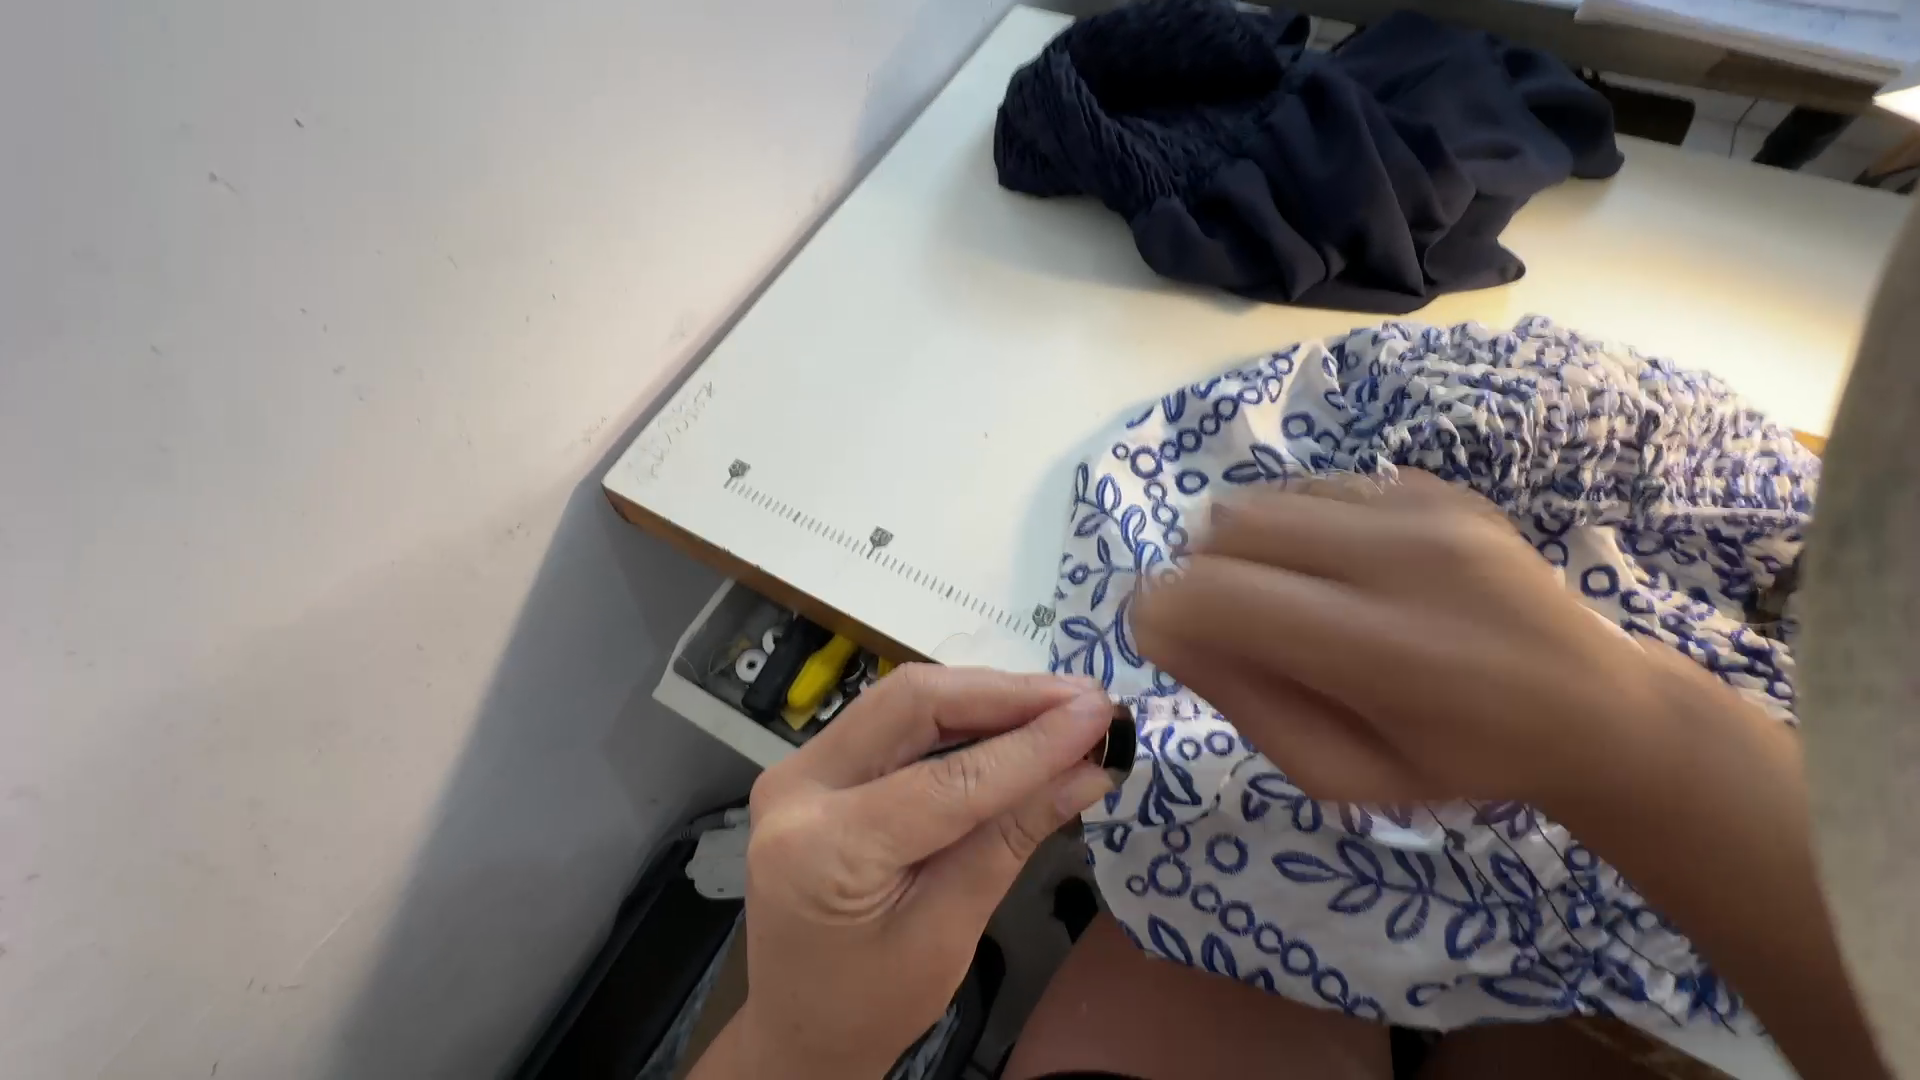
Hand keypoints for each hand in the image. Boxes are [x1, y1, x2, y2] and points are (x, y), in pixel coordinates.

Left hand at [722, 665, 1115, 1078]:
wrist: (794, 1028)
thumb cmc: (869, 1005)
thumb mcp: (947, 934)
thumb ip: (1011, 839)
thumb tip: (1088, 770)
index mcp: (822, 848)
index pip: (948, 779)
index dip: (1032, 745)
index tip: (1101, 717)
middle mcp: (797, 785)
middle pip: (914, 703)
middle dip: (1007, 694)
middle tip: (1084, 698)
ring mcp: (799, 767)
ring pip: (905, 699)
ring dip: (987, 696)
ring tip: (1061, 703)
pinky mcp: (814, 764)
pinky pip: (894, 719)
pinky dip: (959, 714)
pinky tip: (1010, 719)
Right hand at [1132, 469, 1681, 809]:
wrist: (1597, 707)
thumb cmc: (1453, 761)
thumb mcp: (1336, 773)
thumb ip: (1241, 702)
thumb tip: (1161, 627)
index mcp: (1383, 652)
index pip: (1215, 595)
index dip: (1160, 611)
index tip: (1163, 637)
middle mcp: (1401, 557)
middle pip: (1227, 530)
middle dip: (1197, 576)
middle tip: (1226, 622)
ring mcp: (1423, 506)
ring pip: (1260, 499)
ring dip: (1238, 549)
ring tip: (1280, 594)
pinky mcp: (1431, 483)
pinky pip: (1309, 488)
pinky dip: (1289, 527)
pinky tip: (1328, 566)